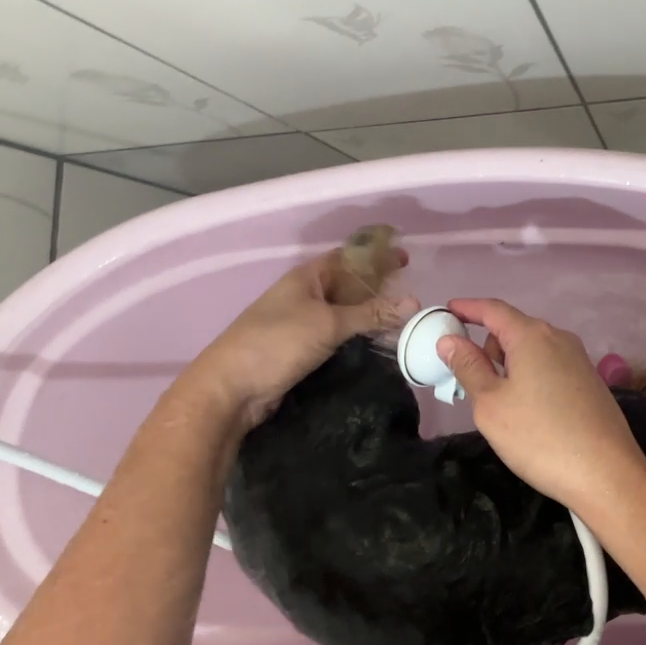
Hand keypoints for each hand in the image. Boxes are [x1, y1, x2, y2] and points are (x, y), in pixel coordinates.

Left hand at [188, 250, 413, 422]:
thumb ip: (371, 313)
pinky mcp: (299, 349)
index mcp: (307, 277)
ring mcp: (300, 322)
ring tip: (400, 318)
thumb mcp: (328, 324)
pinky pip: (335, 334)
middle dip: (376, 285)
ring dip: (367, 313)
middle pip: (346, 284)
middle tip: (409, 292)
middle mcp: (303, 295)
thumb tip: (414, 302)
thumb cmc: (278, 343)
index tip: (406, 259)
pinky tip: (375, 342)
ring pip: (342, 311)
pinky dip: (355, 334)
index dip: (376, 255)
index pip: (348, 256)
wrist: (231, 388)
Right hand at [438, 298, 645, 509]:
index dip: (468, 308)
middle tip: (465, 376)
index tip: (446, 310)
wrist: (606, 474)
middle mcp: (559, 338)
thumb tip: (450, 340)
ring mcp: (579, 360)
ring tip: (495, 401)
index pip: (493, 309)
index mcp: (532, 335)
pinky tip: (526, 411)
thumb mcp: (491, 404)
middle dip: (487, 345)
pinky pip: (549, 367)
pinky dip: (529, 376)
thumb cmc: (539, 437)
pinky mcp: (589, 382)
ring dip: (508, 364)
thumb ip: (468, 367)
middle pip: (514, 329)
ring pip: (532, 350)